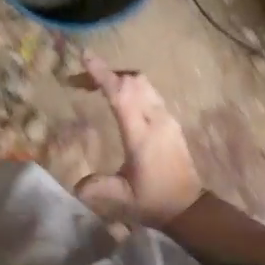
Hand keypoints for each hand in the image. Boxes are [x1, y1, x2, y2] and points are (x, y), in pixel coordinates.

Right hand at [75, 54, 203, 225]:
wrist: (189, 207)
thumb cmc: (154, 201)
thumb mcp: (122, 198)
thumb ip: (98, 187)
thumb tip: (75, 184)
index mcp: (141, 136)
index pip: (121, 95)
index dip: (102, 74)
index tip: (86, 56)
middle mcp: (156, 120)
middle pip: (133, 81)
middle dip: (107, 73)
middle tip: (81, 79)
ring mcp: (167, 118)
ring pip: (143, 83)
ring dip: (120, 78)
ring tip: (96, 85)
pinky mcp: (171, 121)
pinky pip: (150, 92)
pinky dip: (131, 87)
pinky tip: (118, 97)